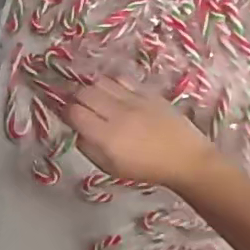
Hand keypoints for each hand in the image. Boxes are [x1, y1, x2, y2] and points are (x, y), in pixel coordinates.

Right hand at [65, 76, 222, 189]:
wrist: (184, 158)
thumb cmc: (145, 169)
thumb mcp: (109, 168)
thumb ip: (88, 148)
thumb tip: (76, 131)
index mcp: (106, 137)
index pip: (74, 113)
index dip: (65, 112)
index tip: (65, 115)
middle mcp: (117, 114)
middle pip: (84, 93)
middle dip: (75, 98)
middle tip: (76, 105)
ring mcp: (133, 100)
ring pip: (100, 82)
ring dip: (91, 88)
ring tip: (93, 98)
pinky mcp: (147, 93)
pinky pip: (121, 80)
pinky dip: (110, 84)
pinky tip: (112, 93)